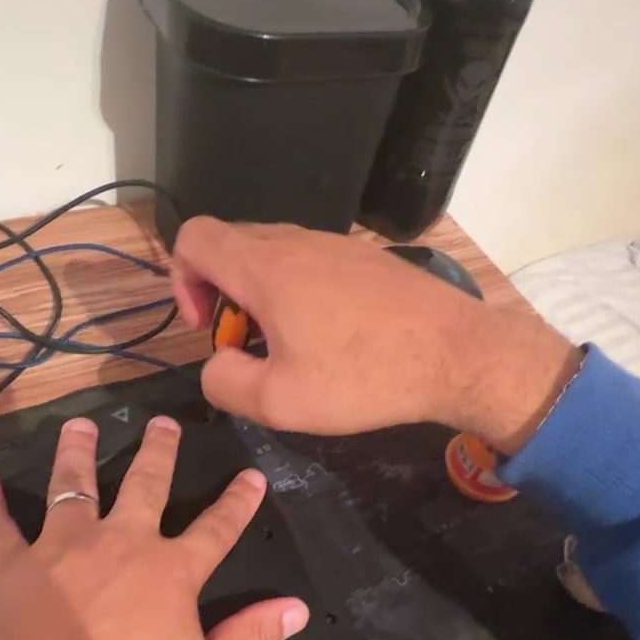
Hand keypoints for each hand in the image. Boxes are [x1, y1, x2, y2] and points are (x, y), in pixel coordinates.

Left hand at [0, 415, 306, 639]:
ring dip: (77, 453)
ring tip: (79, 426)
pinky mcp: (5, 568)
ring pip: (72, 487)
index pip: (217, 529)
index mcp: (171, 576)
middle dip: (159, 452)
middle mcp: (120, 546)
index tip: (252, 475)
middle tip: (164, 423)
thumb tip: (298, 608)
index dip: (238, 502)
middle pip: (145, 486)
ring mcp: (60, 551)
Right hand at [170, 217, 579, 451]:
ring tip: (291, 345)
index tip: (209, 326)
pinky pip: (310, 260)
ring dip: (262, 295)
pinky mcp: (365, 256)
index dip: (182, 280)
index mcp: (265, 267)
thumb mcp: (280, 402)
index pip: (193, 238)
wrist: (457, 353)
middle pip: (230, 245)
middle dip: (222, 294)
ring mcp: (335, 243)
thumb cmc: (364, 377)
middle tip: (249, 344)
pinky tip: (331, 336)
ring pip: (272, 253)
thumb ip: (225, 382)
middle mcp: (296, 241)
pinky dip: (298, 290)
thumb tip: (218, 364)